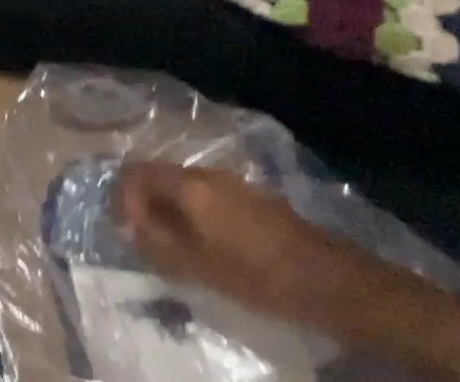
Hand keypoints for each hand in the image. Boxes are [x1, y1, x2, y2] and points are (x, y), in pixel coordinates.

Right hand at [111, 161, 325, 320]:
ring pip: (186, 187)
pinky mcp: (259, 201)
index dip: (122, 199)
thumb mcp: (196, 266)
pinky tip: (209, 241)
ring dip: (172, 208)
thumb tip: (128, 229)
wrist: (338, 285)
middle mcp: (208, 175)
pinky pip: (211, 197)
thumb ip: (154, 243)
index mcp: (188, 186)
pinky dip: (198, 213)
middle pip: (159, 176)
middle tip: (145, 234)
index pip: (134, 174)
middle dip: (145, 202)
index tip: (126, 230)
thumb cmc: (259, 274)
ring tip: (175, 240)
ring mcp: (237, 185)